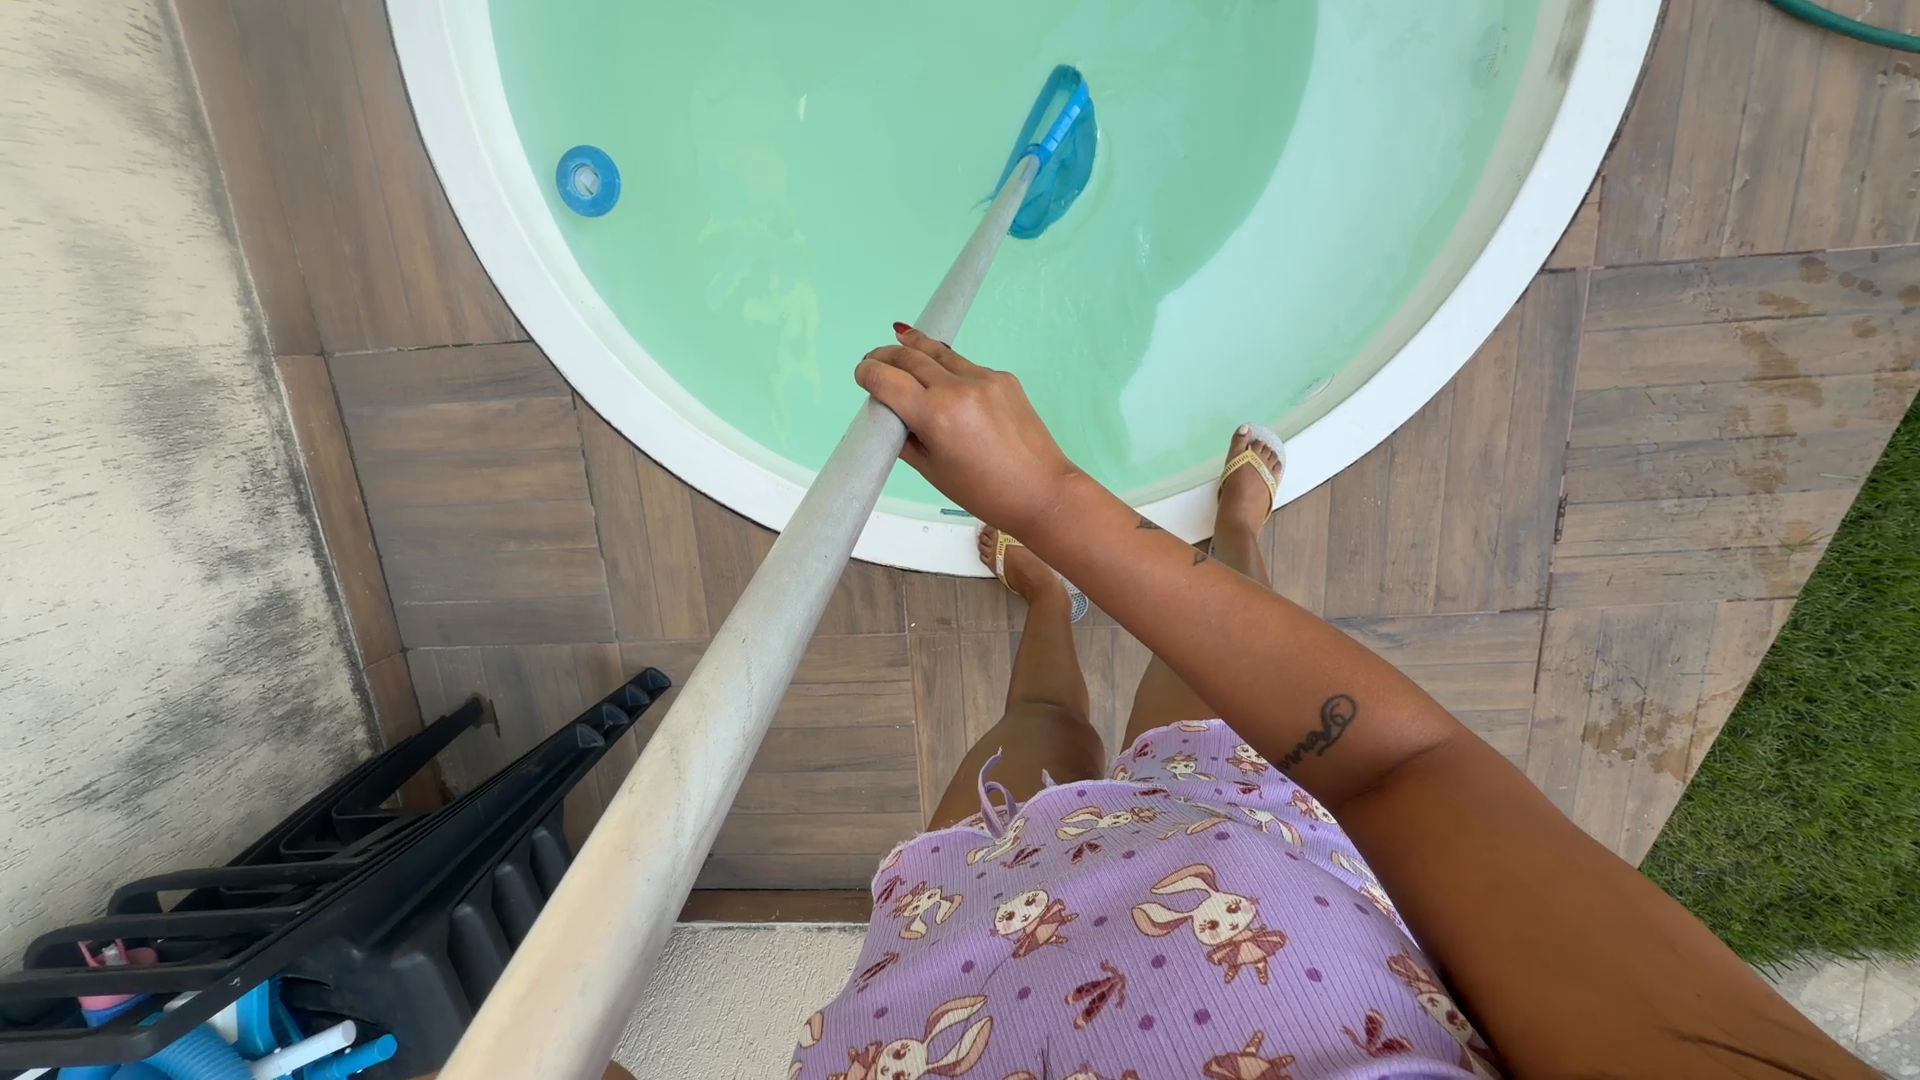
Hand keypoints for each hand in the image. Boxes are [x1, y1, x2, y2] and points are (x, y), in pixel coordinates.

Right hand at [855, 323, 1086, 535]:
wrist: (1042, 491)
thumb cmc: (985, 492)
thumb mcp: (933, 471)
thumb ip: (905, 438)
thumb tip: (891, 414)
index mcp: (936, 415)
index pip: (887, 380)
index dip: (867, 373)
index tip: (861, 374)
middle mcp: (958, 388)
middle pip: (909, 357)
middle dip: (885, 355)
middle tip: (873, 359)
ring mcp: (984, 378)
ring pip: (939, 352)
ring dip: (914, 348)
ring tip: (899, 341)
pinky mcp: (1004, 378)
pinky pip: (966, 366)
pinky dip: (948, 368)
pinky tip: (942, 377)